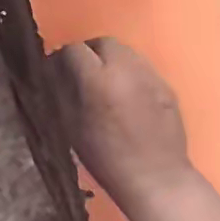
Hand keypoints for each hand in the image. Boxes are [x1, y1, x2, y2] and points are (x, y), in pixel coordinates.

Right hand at [50, 38, 192, 199]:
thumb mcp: (71, 126)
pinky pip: (142, 69)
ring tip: (103, 85)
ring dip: (110, 61)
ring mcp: (151, 76)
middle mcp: (126, 69)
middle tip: (80, 74)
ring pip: (126, 52)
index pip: (74, 50)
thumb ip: (61, 92)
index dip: (61, 59)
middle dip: (88, 53)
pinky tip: (125, 98)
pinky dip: (128, 74)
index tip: (55, 72)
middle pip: (103, 42)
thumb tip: (52, 72)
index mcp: (98, 80)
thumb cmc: (104, 157)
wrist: (155, 178)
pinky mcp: (167, 87)